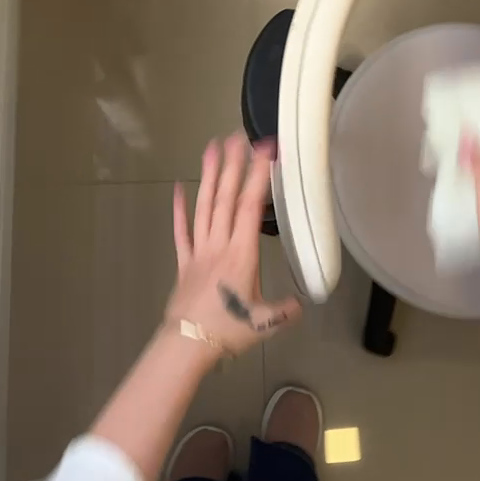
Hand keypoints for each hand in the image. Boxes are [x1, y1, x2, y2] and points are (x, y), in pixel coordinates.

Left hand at [166, 132, 299, 359]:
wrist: (188, 343)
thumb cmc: (228, 330)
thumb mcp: (265, 322)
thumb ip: (285, 309)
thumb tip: (301, 302)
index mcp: (241, 253)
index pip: (250, 207)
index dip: (257, 176)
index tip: (263, 151)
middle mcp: (219, 244)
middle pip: (226, 198)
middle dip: (233, 165)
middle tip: (237, 137)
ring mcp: (198, 250)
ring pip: (204, 207)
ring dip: (209, 176)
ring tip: (211, 149)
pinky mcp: (184, 261)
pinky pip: (181, 231)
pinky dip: (179, 209)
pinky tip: (178, 189)